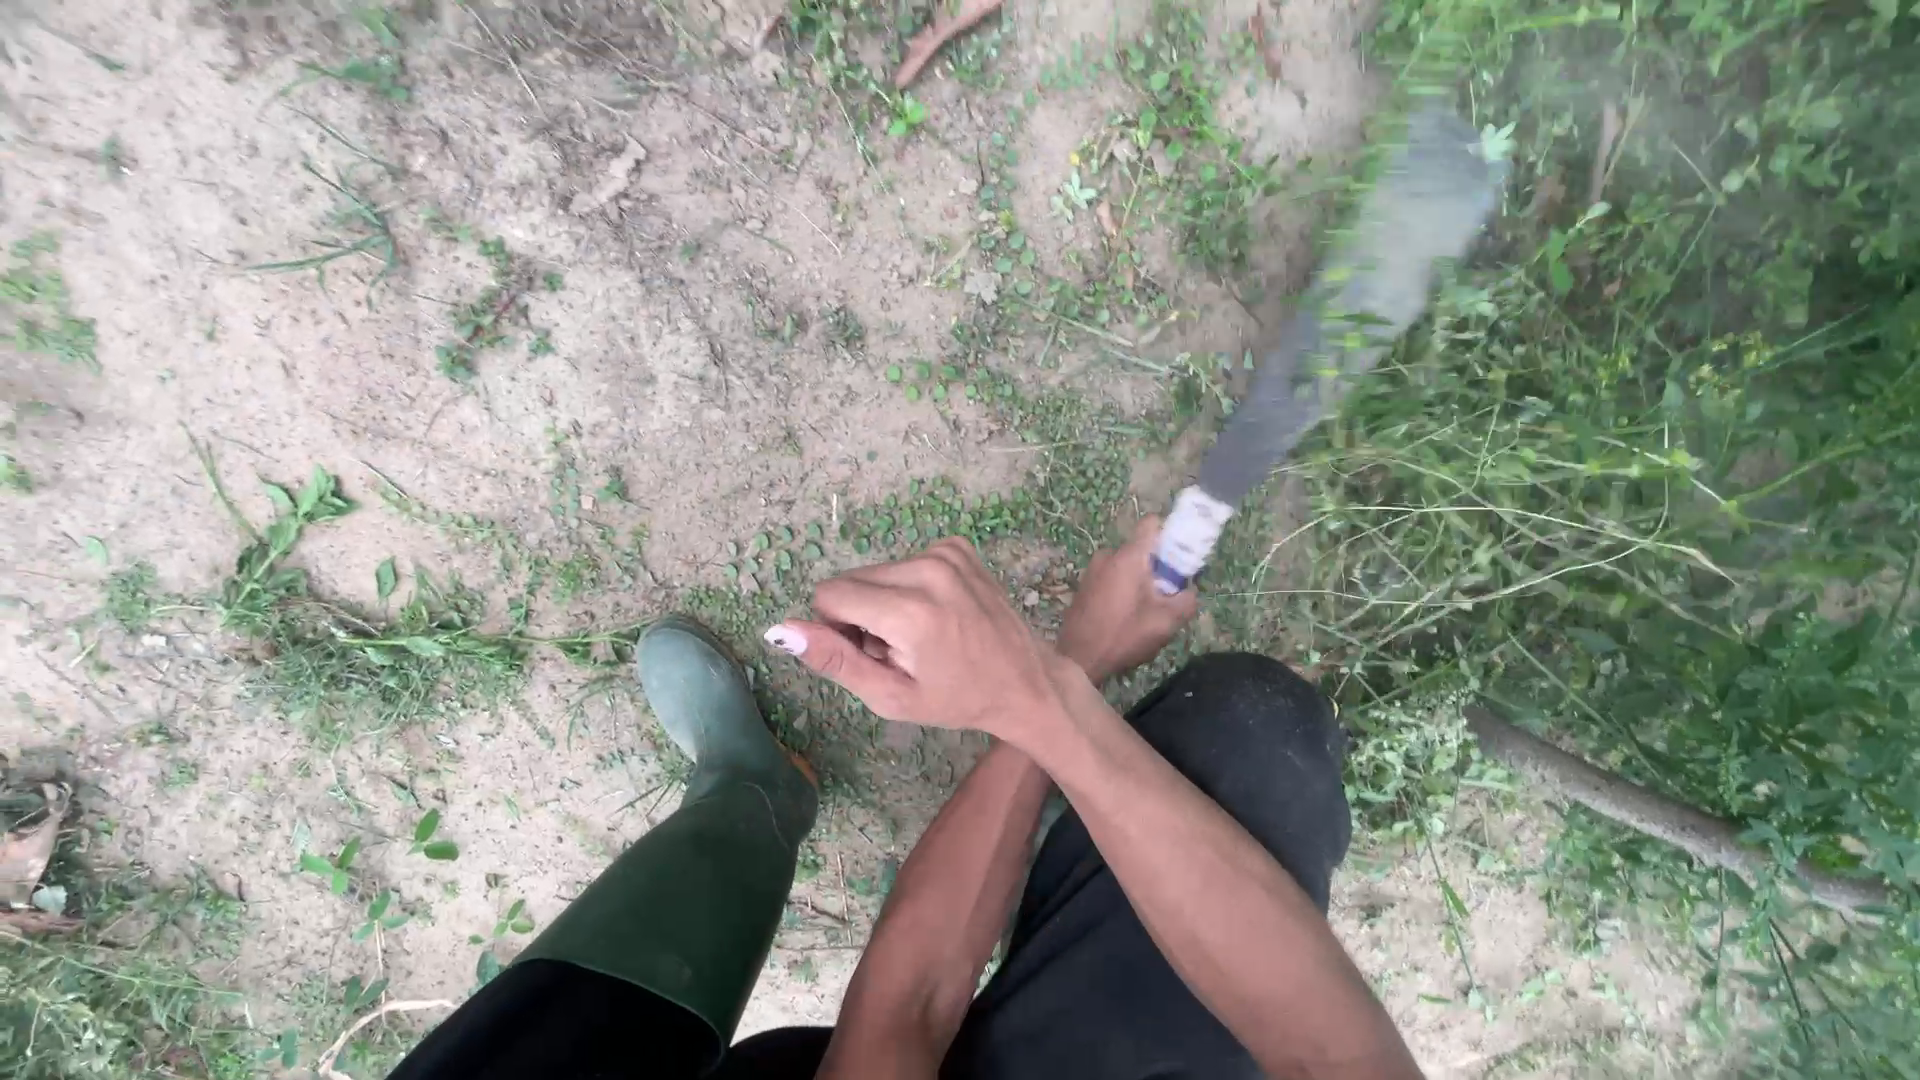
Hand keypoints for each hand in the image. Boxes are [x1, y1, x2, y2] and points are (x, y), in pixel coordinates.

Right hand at [764, 538, 1072, 741]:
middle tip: (900, 649)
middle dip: (861, 614)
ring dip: (885, 602)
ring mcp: (947, 552)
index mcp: (910, 610)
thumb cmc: (957, 698)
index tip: (871, 653)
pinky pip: (906, 561)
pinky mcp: (958, 546)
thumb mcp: (891, 695)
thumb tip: (781, 630)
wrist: (1025, 680)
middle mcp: (927, 569)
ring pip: (877, 571)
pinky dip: (910, 587)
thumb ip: (834, 660)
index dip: (838, 628)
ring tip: (922, 635)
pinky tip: (936, 614)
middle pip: (853, 580)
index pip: (830, 595)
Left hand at [1056, 516, 1199, 682]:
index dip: (1171, 536)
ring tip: (1145, 612)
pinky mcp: (1084, 586)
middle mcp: (1108, 555)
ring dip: (1140, 582)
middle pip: (1142, 550)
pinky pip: (1112, 578)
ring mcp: (1092, 570)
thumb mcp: (1167, 622)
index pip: (1153, 524)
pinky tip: (1125, 617)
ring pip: (1127, 566)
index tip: (1181, 560)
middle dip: (1158, 568)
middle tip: (1167, 596)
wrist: (1078, 659)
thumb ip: (1187, 599)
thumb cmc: (1123, 636)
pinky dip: (1123, 590)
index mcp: (1128, 556)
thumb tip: (1188, 589)